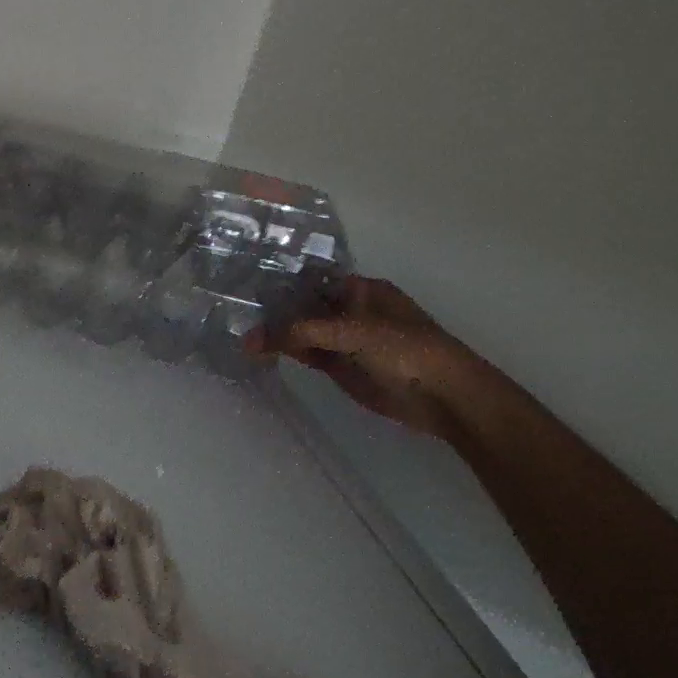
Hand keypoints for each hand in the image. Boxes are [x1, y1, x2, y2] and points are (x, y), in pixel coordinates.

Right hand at [246, 276, 488, 439]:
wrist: (446, 398)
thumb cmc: (406, 351)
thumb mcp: (351, 332)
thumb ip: (300, 332)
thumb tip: (248, 339)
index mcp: (360, 290)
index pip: (311, 279)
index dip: (280, 281)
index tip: (242, 282)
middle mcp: (350, 310)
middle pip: (303, 305)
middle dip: (273, 308)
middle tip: (231, 309)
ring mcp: (345, 340)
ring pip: (302, 332)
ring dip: (276, 333)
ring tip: (236, 330)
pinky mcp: (341, 367)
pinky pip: (307, 355)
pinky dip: (285, 353)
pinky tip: (257, 351)